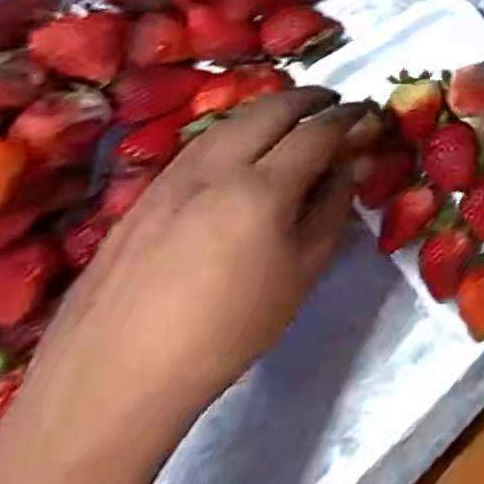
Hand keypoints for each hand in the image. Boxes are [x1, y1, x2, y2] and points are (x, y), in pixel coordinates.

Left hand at [0, 89, 378, 483]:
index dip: (350, 117)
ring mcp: (171, 180)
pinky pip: (198, 146)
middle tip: (335, 104)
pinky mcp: (140, 199)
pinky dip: (233, 132)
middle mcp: (215, 170)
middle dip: (310, 99)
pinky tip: (239, 151)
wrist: (112, 384)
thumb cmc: (229, 330)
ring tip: (292, 118)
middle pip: (270, 110)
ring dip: (268, 110)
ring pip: (229, 122)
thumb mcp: (303, 270)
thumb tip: (349, 166)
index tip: (370, 113)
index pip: (318, 131)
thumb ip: (332, 207)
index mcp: (261, 189)